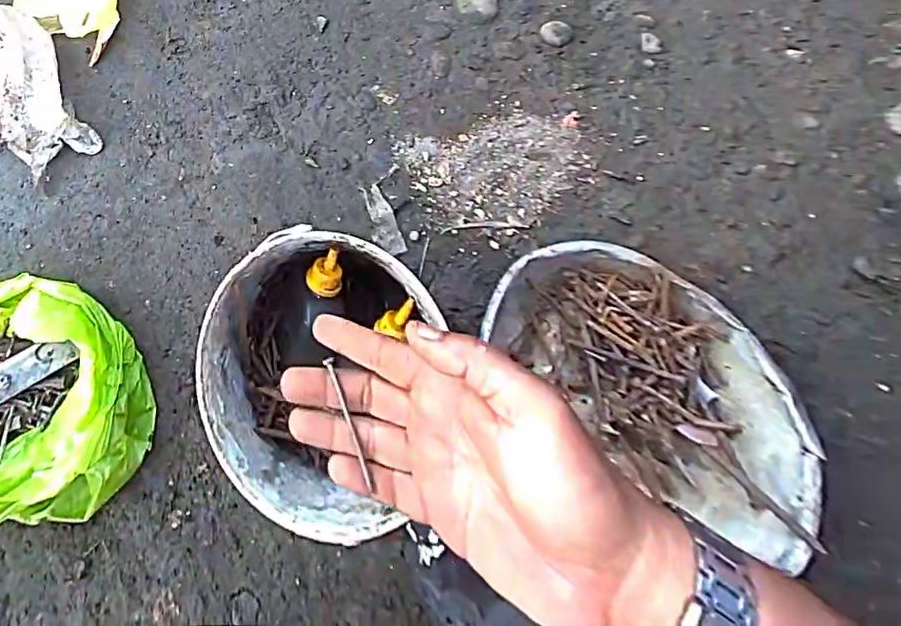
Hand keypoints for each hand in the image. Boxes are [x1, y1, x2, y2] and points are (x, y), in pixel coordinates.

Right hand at [282, 317, 693, 625]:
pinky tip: (337, 464)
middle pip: (371, 394)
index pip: (397, 355)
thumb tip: (424, 334)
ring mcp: (439, 464)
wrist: (607, 572)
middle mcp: (443, 421)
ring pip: (371, 435)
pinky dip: (360, 472)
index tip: (327, 327)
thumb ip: (477, 365)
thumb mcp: (536, 408)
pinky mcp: (440, 506)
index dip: (359, 340)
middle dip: (330, 383)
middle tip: (292, 379)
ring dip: (333, 424)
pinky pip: (388, 482)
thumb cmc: (582, 489)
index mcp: (461, 392)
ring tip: (298, 418)